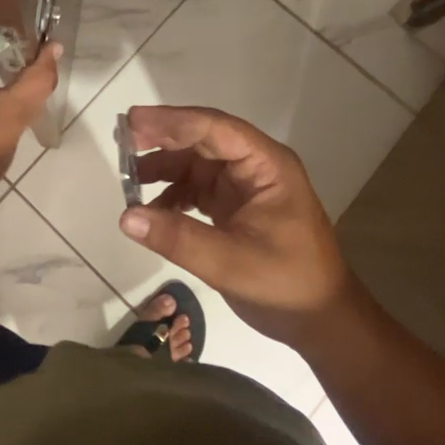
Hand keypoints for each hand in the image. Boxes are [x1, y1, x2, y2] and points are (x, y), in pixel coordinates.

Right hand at [118, 105, 351, 349]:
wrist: (322, 322)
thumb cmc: (288, 286)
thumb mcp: (231, 264)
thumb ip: (179, 238)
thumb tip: (126, 216)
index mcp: (267, 165)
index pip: (215, 128)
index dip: (173, 122)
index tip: (133, 123)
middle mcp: (255, 165)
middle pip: (203, 138)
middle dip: (163, 138)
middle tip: (122, 141)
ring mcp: (244, 185)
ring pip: (196, 161)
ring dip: (163, 166)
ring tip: (128, 176)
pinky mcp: (234, 205)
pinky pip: (196, 187)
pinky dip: (171, 193)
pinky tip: (150, 208)